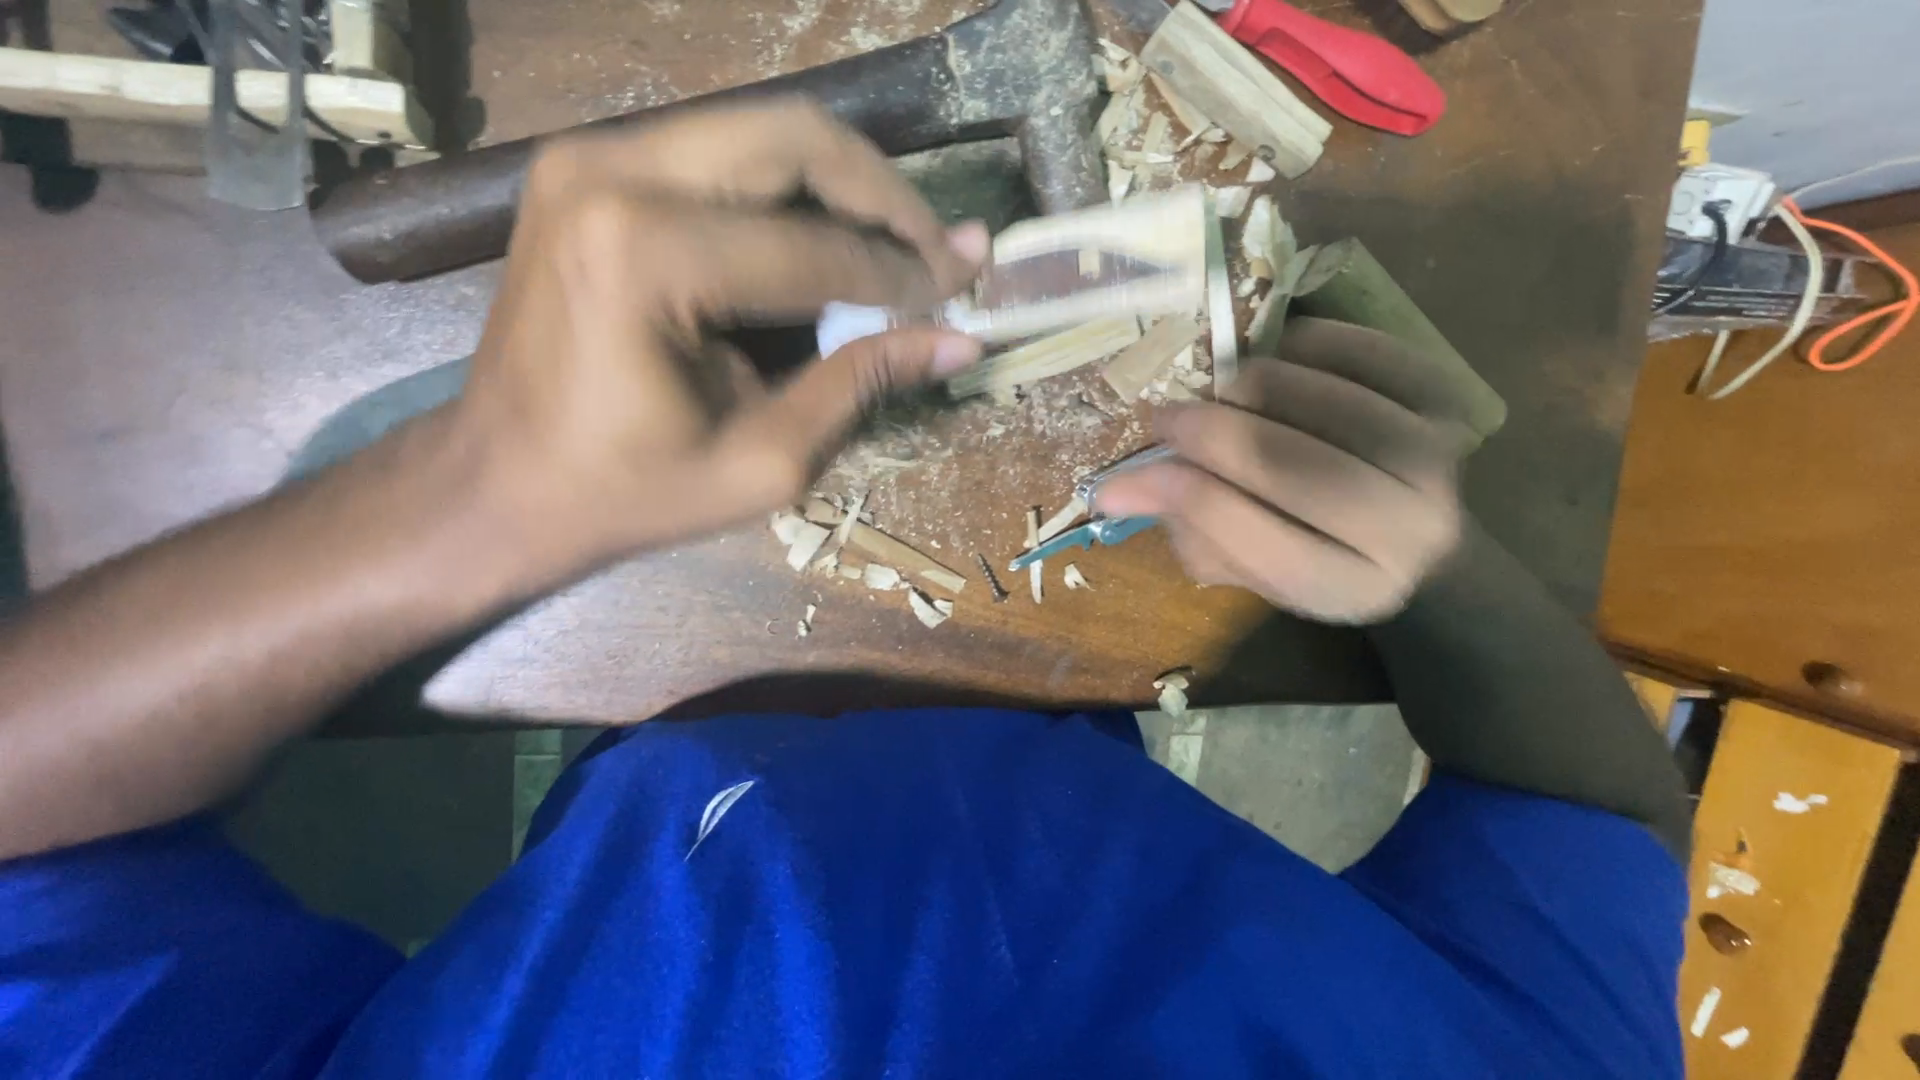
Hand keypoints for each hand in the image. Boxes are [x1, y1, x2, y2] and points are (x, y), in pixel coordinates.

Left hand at [451, 100, 986, 572]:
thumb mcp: (762, 461)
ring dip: (844, 185)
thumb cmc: (628, 492)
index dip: (904, 273)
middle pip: (795, 139)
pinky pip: (723, 152)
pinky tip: (830, 237)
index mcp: (645, 259)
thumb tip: (962, 340)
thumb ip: (860, 384)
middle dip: (885, 196)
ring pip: (764, 130)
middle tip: (941, 250)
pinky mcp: (590, 166)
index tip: (966, 288)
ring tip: (900, 245)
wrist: (499, 479)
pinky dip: (790, 189)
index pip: (815, 249)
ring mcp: (592, 158)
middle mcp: (612, 175)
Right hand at [1093, 319, 1476, 623]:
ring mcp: (1435, 459)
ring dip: (1251, 387)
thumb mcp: (1251, 563)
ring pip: (1323, 402)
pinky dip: (1306, 345)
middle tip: (1166, 418)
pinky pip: (1364, 352)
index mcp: (1349, 587)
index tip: (1125, 477)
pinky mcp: (1446, 400)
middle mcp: (1407, 528)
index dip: (1187, 498)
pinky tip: (1276, 360)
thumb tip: (1114, 488)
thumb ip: (1190, 528)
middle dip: (1212, 434)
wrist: (1419, 538)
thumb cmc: (1315, 553)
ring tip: (1221, 394)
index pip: (1260, 539)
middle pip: (1294, 468)